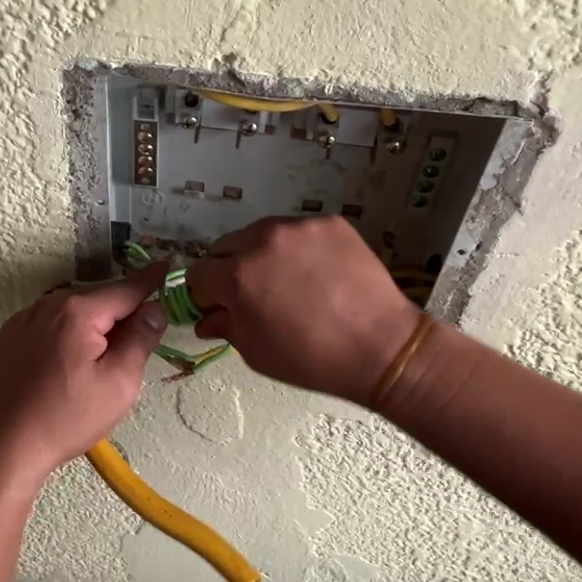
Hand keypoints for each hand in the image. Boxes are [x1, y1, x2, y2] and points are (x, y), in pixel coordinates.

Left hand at [0, 264, 168, 476]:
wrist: (7, 446)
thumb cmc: (68, 418)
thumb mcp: (119, 383)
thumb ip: (140, 339)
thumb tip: (154, 309)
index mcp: (78, 312)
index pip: (126, 289)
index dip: (151, 280)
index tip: (168, 266)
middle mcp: (49, 304)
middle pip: (99, 299)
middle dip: (122, 312)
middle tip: (140, 340)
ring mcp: (26, 318)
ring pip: (74, 310)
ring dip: (95, 323)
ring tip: (104, 358)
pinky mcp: (11, 335)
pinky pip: (52, 321)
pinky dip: (69, 330)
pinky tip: (72, 360)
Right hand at [186, 216, 423, 404]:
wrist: (382, 347)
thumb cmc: (312, 358)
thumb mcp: (256, 351)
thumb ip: (225, 326)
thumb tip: (208, 317)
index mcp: (237, 276)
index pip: (198, 274)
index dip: (204, 294)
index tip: (217, 306)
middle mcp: (262, 241)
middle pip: (225, 247)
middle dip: (229, 270)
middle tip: (252, 294)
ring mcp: (298, 227)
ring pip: (260, 233)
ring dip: (261, 254)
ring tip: (287, 281)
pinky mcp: (328, 222)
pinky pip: (298, 231)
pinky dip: (298, 249)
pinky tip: (316, 273)